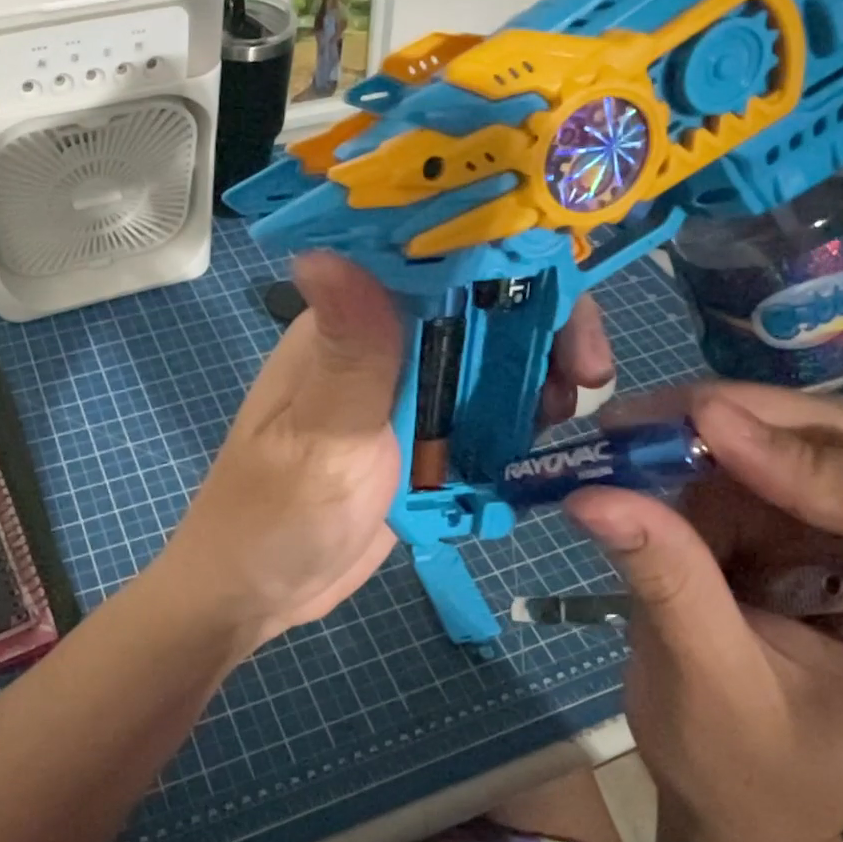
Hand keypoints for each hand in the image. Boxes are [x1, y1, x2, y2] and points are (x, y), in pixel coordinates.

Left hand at [166, 256, 619, 645]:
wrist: (255, 593)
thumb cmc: (273, 516)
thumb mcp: (320, 435)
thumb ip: (349, 351)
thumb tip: (325, 248)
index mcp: (345, 327)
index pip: (435, 264)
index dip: (509, 265)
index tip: (565, 304)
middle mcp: (375, 349)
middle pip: (475, 310)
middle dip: (538, 331)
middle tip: (587, 378)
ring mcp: (397, 399)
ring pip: (483, 364)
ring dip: (533, 380)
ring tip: (565, 417)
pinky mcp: (412, 445)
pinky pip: (475, 418)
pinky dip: (513, 425)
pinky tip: (541, 446)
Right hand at [563, 383, 842, 841]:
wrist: (731, 801)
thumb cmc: (744, 771)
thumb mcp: (706, 685)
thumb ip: (666, 583)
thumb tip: (590, 496)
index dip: (822, 462)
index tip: (712, 435)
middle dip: (757, 424)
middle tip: (655, 418)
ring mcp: (837, 537)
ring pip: (793, 440)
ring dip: (706, 428)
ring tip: (622, 434)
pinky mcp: (778, 530)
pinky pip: (736, 468)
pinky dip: (680, 454)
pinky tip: (629, 456)